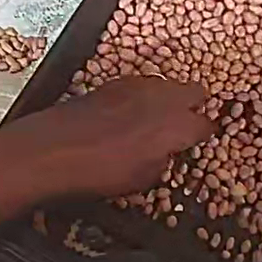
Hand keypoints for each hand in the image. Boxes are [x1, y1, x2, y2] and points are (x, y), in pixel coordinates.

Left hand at [0, 75, 215, 198]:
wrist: (56, 148)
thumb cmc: (104, 171)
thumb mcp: (143, 179)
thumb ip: (163, 161)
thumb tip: (164, 153)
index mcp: (178, 124)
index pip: (206, 125)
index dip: (205, 135)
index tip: (200, 141)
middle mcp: (165, 98)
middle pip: (194, 92)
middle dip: (194, 106)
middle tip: (187, 123)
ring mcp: (139, 85)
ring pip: (167, 85)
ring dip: (169, 99)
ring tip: (158, 118)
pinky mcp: (115, 82)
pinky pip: (142, 86)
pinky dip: (144, 96)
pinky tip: (131, 112)